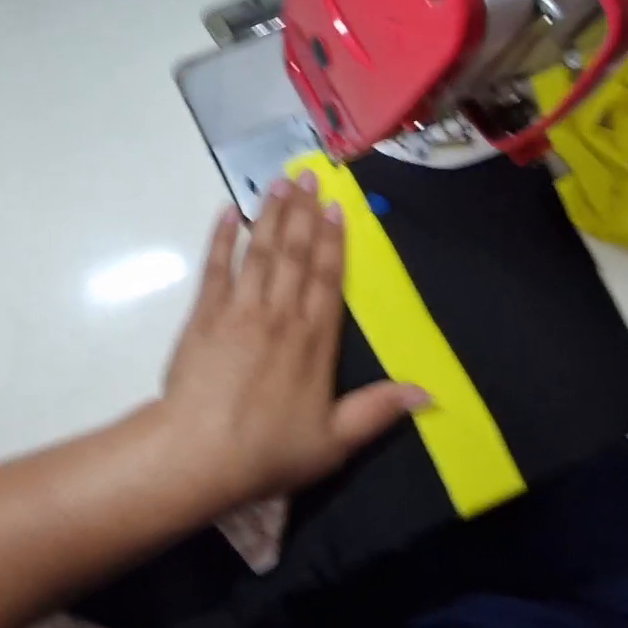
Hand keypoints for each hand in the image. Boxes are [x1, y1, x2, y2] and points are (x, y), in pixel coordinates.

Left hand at [154, 171, 430, 508]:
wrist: (199, 452)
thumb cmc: (268, 451)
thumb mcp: (334, 442)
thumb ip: (377, 412)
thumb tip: (427, 392)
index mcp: (313, 342)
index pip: (327, 281)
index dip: (333, 242)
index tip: (336, 208)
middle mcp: (279, 315)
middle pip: (294, 255)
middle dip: (303, 214)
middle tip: (309, 175)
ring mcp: (238, 310)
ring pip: (259, 252)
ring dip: (269, 215)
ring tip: (279, 182)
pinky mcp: (204, 315)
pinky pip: (215, 268)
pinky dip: (219, 239)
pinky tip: (225, 213)